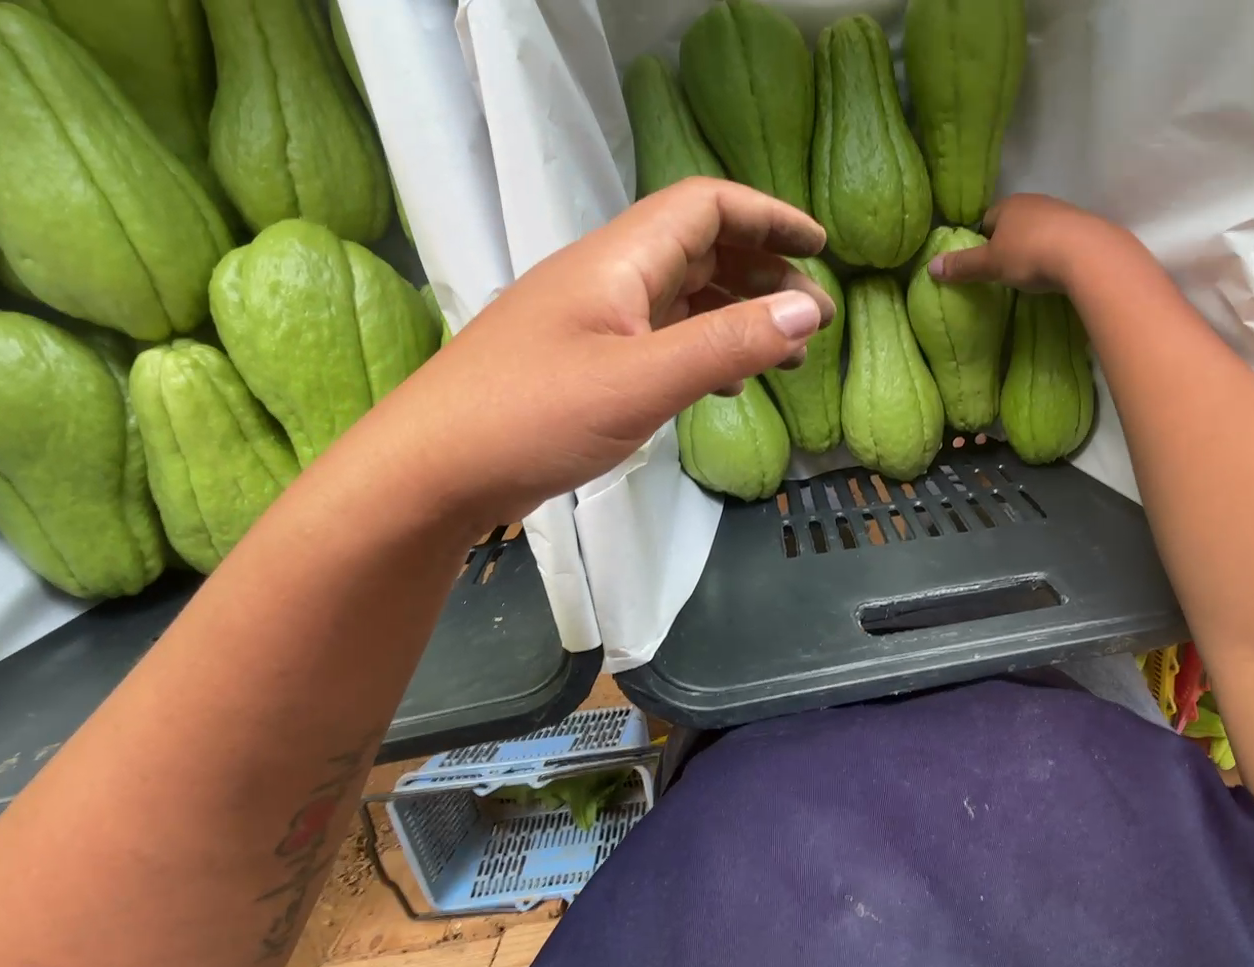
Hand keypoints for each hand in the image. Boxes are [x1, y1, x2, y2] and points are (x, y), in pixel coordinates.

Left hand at [346, 178, 835, 528]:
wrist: (431, 471)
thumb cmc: (532, 416)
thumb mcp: (642, 381)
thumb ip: (728, 343)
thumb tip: (809, 308)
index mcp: (618, 262)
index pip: (706, 207)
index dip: (768, 216)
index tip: (822, 247)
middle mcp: (607, 280)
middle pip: (699, 249)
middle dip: (764, 271)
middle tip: (814, 316)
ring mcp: (594, 323)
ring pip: (683, 297)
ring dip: (739, 314)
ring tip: (786, 353)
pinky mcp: (586, 364)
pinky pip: (662, 339)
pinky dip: (706, 349)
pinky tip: (727, 384)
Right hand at [928, 194, 1126, 292]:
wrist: (1086, 254)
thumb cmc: (1030, 254)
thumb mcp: (990, 264)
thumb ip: (962, 266)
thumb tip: (930, 267)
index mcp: (1008, 205)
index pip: (986, 220)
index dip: (981, 241)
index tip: (982, 263)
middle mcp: (1035, 202)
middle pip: (1013, 224)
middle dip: (1007, 243)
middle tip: (1004, 271)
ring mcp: (1061, 213)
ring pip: (1038, 230)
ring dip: (1033, 248)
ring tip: (1030, 273)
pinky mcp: (1083, 229)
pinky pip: (1060, 240)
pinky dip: (1054, 253)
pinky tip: (1055, 271)